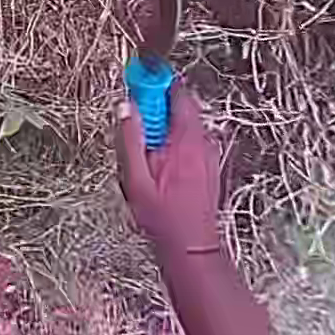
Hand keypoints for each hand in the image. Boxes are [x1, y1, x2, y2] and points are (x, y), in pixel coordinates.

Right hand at [115, 86, 220, 256]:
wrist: (192, 250)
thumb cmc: (164, 218)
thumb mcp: (136, 178)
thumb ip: (130, 138)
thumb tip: (126, 107)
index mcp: (186, 139)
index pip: (176, 92)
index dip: (154, 85)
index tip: (136, 89)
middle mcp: (202, 141)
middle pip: (179, 104)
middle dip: (155, 108)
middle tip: (136, 127)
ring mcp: (208, 153)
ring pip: (184, 121)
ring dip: (164, 125)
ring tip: (147, 151)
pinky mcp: (209, 164)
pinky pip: (190, 137)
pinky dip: (173, 139)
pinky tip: (161, 164)